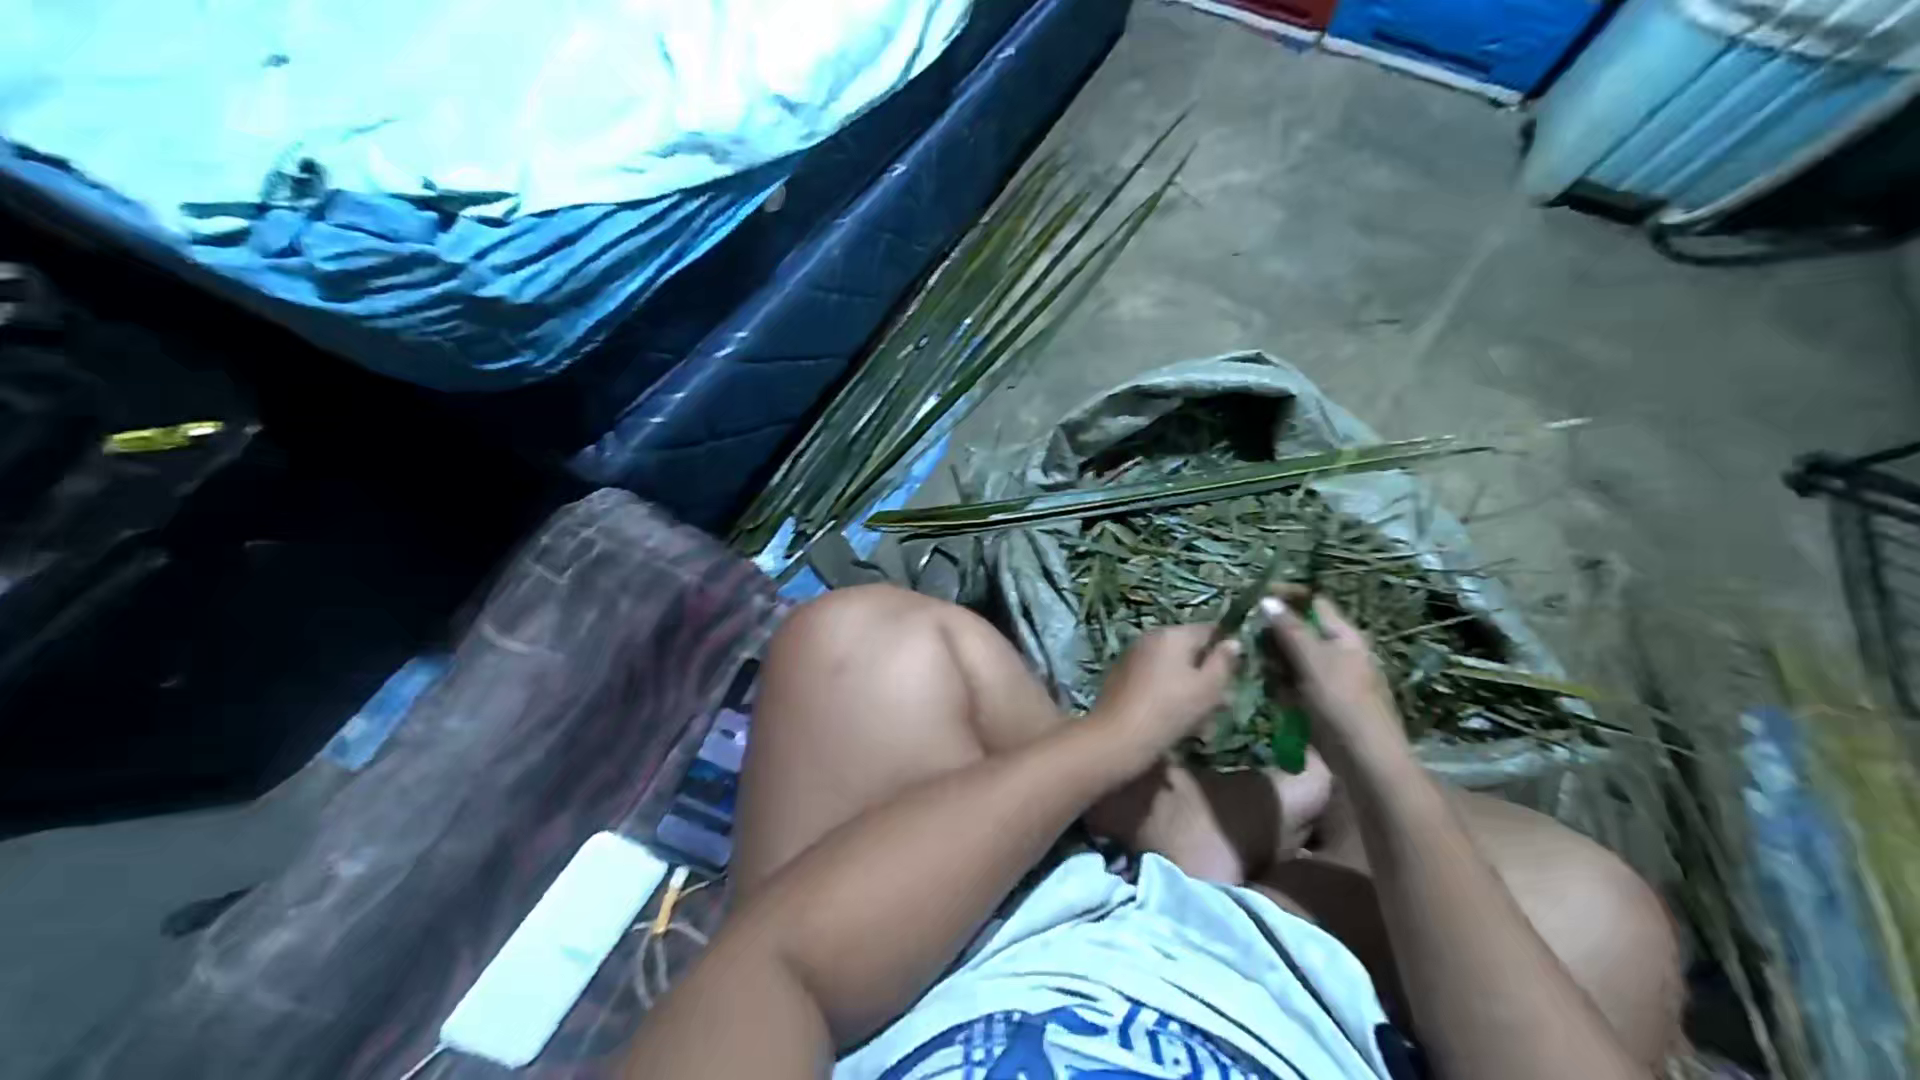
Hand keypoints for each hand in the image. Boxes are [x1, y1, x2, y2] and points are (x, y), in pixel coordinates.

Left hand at [1091, 624, 1239, 761]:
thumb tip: (1233, 641)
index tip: (1236, 674)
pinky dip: (1168, 698)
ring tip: (1202, 726)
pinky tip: (1177, 725)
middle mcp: (1150, 639)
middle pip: (1190, 654)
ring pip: (1173, 672)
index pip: (1208, 630)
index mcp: (1172, 635)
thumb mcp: (1208, 688)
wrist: (1119, 736)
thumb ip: (1224, 662)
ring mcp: (1133, 658)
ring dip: (1191, 694)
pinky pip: (1155, 682)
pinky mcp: (1122, 678)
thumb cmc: (1170, 709)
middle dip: (1208, 678)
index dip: (1225, 650)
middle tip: (1221, 707)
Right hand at [1259, 590, 1409, 769]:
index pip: (1314, 603)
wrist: (1366, 761)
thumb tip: (1268, 599)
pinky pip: (1291, 683)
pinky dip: (1277, 683)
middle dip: (1272, 632)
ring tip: (1250, 664)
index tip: (1255, 598)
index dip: (1287, 597)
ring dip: (1270, 659)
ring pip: (1291, 658)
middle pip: (1299, 631)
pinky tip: (1264, 688)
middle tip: (1245, 635)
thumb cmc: (1343, 703)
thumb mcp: (1314, 661)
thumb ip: (1290, 629)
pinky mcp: (1318, 702)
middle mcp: (1338, 653)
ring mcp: (1328, 679)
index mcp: (1344, 636)